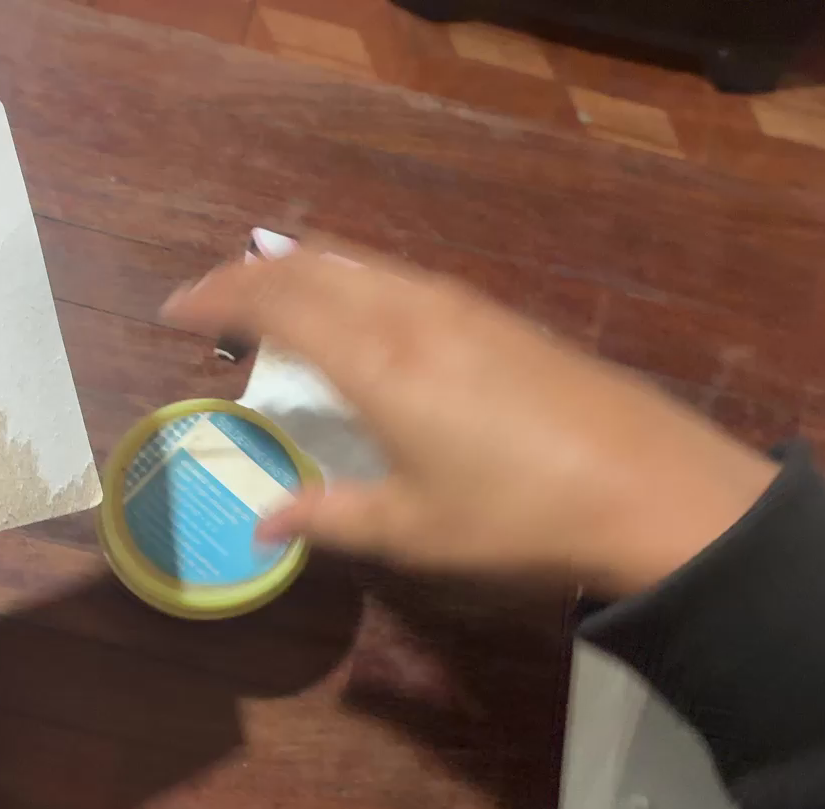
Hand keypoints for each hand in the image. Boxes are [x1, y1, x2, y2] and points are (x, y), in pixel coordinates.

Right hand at [161, 243, 777, 595]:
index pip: (275, 301)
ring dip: (298, 271)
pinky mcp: (494, 316)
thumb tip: (261, 525)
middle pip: (310, 264)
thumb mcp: (410, 530)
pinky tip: (352, 311)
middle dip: (247, 273)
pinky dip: (348, 280)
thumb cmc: (517, 518)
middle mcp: (411, 313)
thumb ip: (326, 518)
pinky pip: (395, 276)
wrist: (652, 490)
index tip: (172, 313)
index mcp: (378, 361)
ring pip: (356, 262)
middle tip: (209, 305)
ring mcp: (459, 306)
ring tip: (266, 300)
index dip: (214, 299)